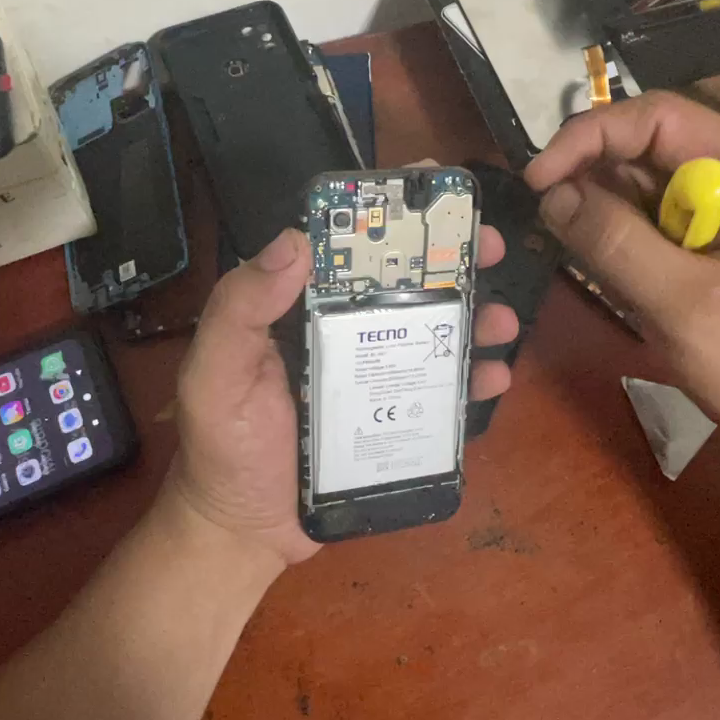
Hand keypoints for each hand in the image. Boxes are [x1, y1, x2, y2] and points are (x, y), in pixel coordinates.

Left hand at [165, 226, 518, 566]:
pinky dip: (470, 379)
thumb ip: (240, 307)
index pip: (346, 247)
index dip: (389, 214)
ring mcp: (371, 375)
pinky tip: (495, 376)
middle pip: (401, 282)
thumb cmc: (225, 446)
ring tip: (503, 320)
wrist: (245, 529)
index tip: (434, 190)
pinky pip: (438, 391)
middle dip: (449, 258)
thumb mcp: (216, 371)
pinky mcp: (391, 418)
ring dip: (472, 317)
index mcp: (299, 309)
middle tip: (490, 247)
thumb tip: (295, 241)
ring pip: (429, 332)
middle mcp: (340, 331)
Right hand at [523, 92, 719, 447]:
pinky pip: (644, 229)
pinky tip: (608, 277)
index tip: (537, 179)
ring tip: (578, 256)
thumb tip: (551, 195)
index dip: (591, 136)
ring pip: (636, 191)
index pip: (659, 119)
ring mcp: (718, 218)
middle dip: (588, 177)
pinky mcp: (702, 252)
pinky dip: (613, 244)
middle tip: (544, 218)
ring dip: (598, 215)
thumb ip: (615, 242)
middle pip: (643, 150)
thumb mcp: (685, 304)